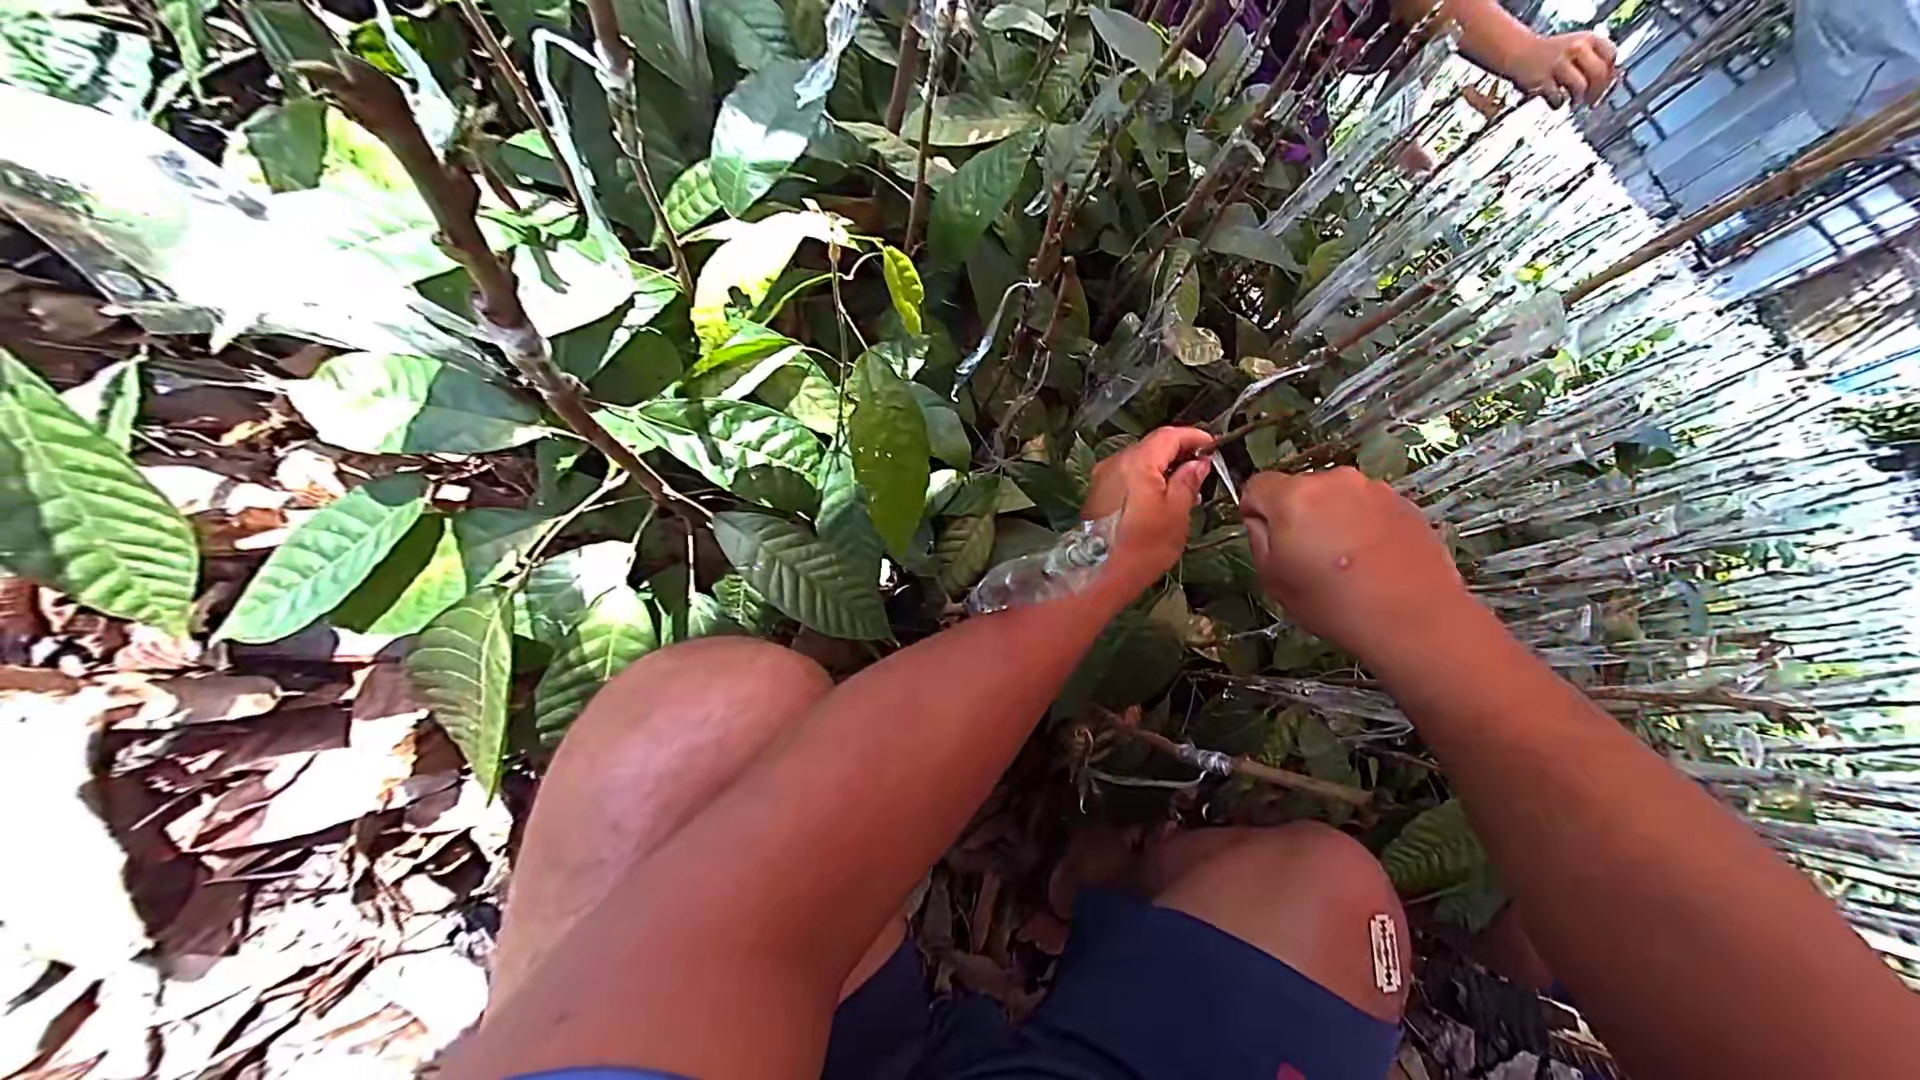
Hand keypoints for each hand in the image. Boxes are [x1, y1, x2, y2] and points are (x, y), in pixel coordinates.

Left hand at [1081, 427, 1212, 596]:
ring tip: (1184, 486)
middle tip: (1201, 468)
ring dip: (1161, 466)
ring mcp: (1101, 477)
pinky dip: (1144, 478)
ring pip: (1137, 460)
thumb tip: (1198, 463)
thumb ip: (1188, 482)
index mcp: (1136, 462)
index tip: (1211, 445)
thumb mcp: (1176, 513)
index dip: (1193, 436)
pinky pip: (1125, 475)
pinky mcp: (1096, 492)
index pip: (1168, 435)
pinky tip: (1158, 496)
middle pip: (1150, 446)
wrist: (1100, 575)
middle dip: (1177, 452)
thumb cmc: (1144, 547)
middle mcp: (1114, 462)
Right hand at [1238, 468, 1476, 663]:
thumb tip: (1263, 523)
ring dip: (1332, 519)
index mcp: (1293, 496)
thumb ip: (1258, 539)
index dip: (1256, 513)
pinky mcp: (1405, 503)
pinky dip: (1363, 526)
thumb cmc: (1333, 602)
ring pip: (1335, 498)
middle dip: (1297, 515)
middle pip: (1298, 490)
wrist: (1415, 617)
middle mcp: (1334, 481)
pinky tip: (1371, 560)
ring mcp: (1374, 489)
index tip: (1269, 540)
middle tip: (1306, 556)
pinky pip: (1367, 508)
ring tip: (1343, 562)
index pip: (1256, 486)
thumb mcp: (1272, 577)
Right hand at [1506, 31, 1616, 107]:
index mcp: (1588, 39)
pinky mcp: (1542, 81)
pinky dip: (1559, 103)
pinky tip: (1557, 102)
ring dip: (1579, 98)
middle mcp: (1576, 49)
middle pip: (1597, 72)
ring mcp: (1558, 65)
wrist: (1519, 53)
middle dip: (1597, 90)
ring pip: (1580, 86)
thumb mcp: (1575, 47)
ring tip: (1574, 103)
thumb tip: (1604, 81)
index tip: (1605, 86)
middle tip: (1592, 101)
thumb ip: (1591, 58)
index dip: (1610, 74)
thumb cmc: (1548, 54)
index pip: (1610, 57)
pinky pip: (1557, 97)